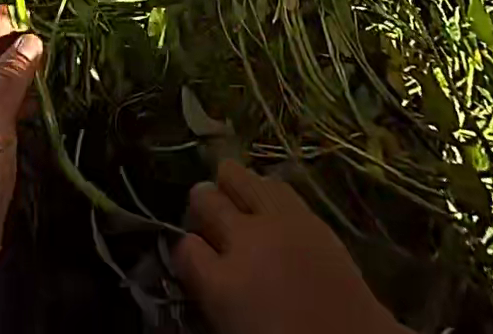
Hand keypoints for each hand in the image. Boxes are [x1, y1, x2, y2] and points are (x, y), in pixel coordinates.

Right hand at [173, 160, 409, 333]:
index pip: (185, 248)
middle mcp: (245, 241)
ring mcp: (278, 222)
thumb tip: (201, 263)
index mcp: (224, 285)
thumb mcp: (236, 325)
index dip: (185, 250)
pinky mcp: (307, 213)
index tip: (192, 256)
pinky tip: (267, 205)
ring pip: (237, 175)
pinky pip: (274, 183)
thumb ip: (213, 290)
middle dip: (200, 206)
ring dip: (231, 187)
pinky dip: (264, 190)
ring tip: (236, 203)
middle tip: (208, 220)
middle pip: (204, 198)